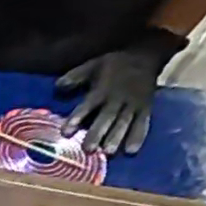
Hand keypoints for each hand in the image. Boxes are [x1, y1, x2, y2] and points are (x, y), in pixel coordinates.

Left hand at [56, 26, 188, 154]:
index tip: (66, 132)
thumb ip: (76, 76)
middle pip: (107, 117)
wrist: (148, 53)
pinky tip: (132, 151)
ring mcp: (133, 103)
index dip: (77, 117)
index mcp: (102, 90)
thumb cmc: (114, 64)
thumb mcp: (94, 65)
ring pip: (124, 122)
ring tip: (109, 152)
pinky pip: (143, 122)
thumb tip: (58, 86)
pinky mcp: (145, 107)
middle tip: (89, 149)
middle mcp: (118, 98)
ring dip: (117, 137)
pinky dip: (138, 135)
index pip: (88, 105)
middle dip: (98, 133)